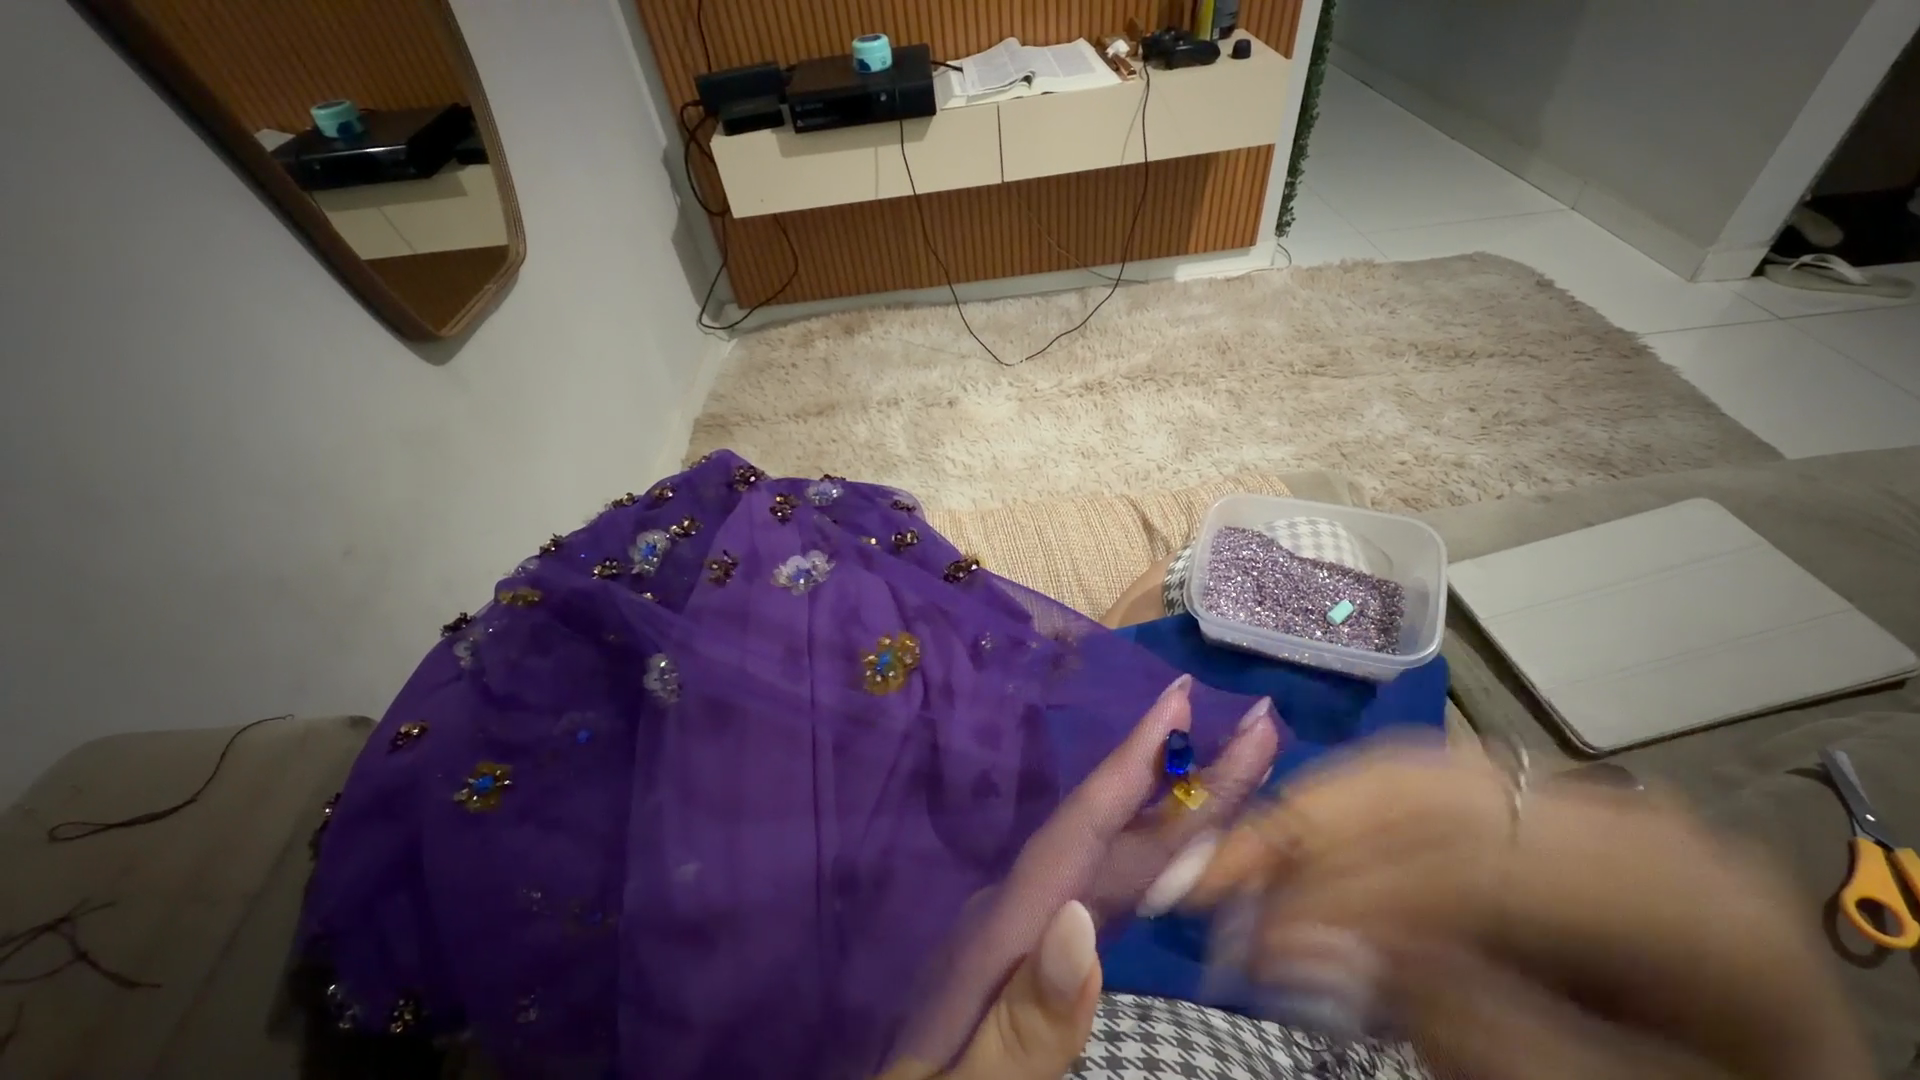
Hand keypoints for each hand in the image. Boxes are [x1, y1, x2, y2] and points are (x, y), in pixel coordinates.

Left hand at [882, 675, 1282, 1076]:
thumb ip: (1025, 1018)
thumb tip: (1081, 921)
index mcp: (1004, 926)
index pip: (1077, 829)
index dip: (1130, 762)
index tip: (1177, 699)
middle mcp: (1024, 907)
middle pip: (1112, 832)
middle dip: (1182, 775)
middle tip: (1253, 724)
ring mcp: (1035, 926)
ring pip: (1119, 856)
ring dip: (1181, 809)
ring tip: (1244, 765)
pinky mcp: (1046, 948)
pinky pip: (1116, 891)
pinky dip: (1162, 860)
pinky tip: (1194, 845)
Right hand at [1179, 742, 1874, 1079]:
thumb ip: (1470, 1030)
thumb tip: (1307, 952)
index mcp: (1688, 901)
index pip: (1485, 866)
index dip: (1355, 897)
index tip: (1252, 949)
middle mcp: (1630, 819)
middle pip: (1436, 789)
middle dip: (1305, 830)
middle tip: (1203, 881)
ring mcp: (1580, 802)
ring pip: (1413, 774)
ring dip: (1307, 817)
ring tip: (1226, 865)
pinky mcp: (1535, 806)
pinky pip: (1419, 792)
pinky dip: (1340, 817)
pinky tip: (1288, 853)